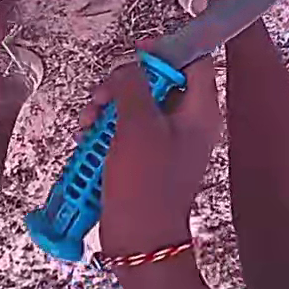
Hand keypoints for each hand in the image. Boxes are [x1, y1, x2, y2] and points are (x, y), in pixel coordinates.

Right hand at [83, 54, 221, 257]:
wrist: (138, 238)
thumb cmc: (145, 183)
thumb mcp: (137, 126)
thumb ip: (132, 86)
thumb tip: (126, 71)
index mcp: (199, 112)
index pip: (195, 62)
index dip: (168, 49)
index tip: (139, 51)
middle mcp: (185, 123)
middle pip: (157, 82)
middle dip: (124, 85)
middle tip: (102, 96)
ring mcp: (163, 140)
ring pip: (134, 104)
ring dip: (107, 107)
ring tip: (89, 122)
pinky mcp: (142, 156)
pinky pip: (123, 128)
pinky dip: (104, 128)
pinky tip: (88, 138)